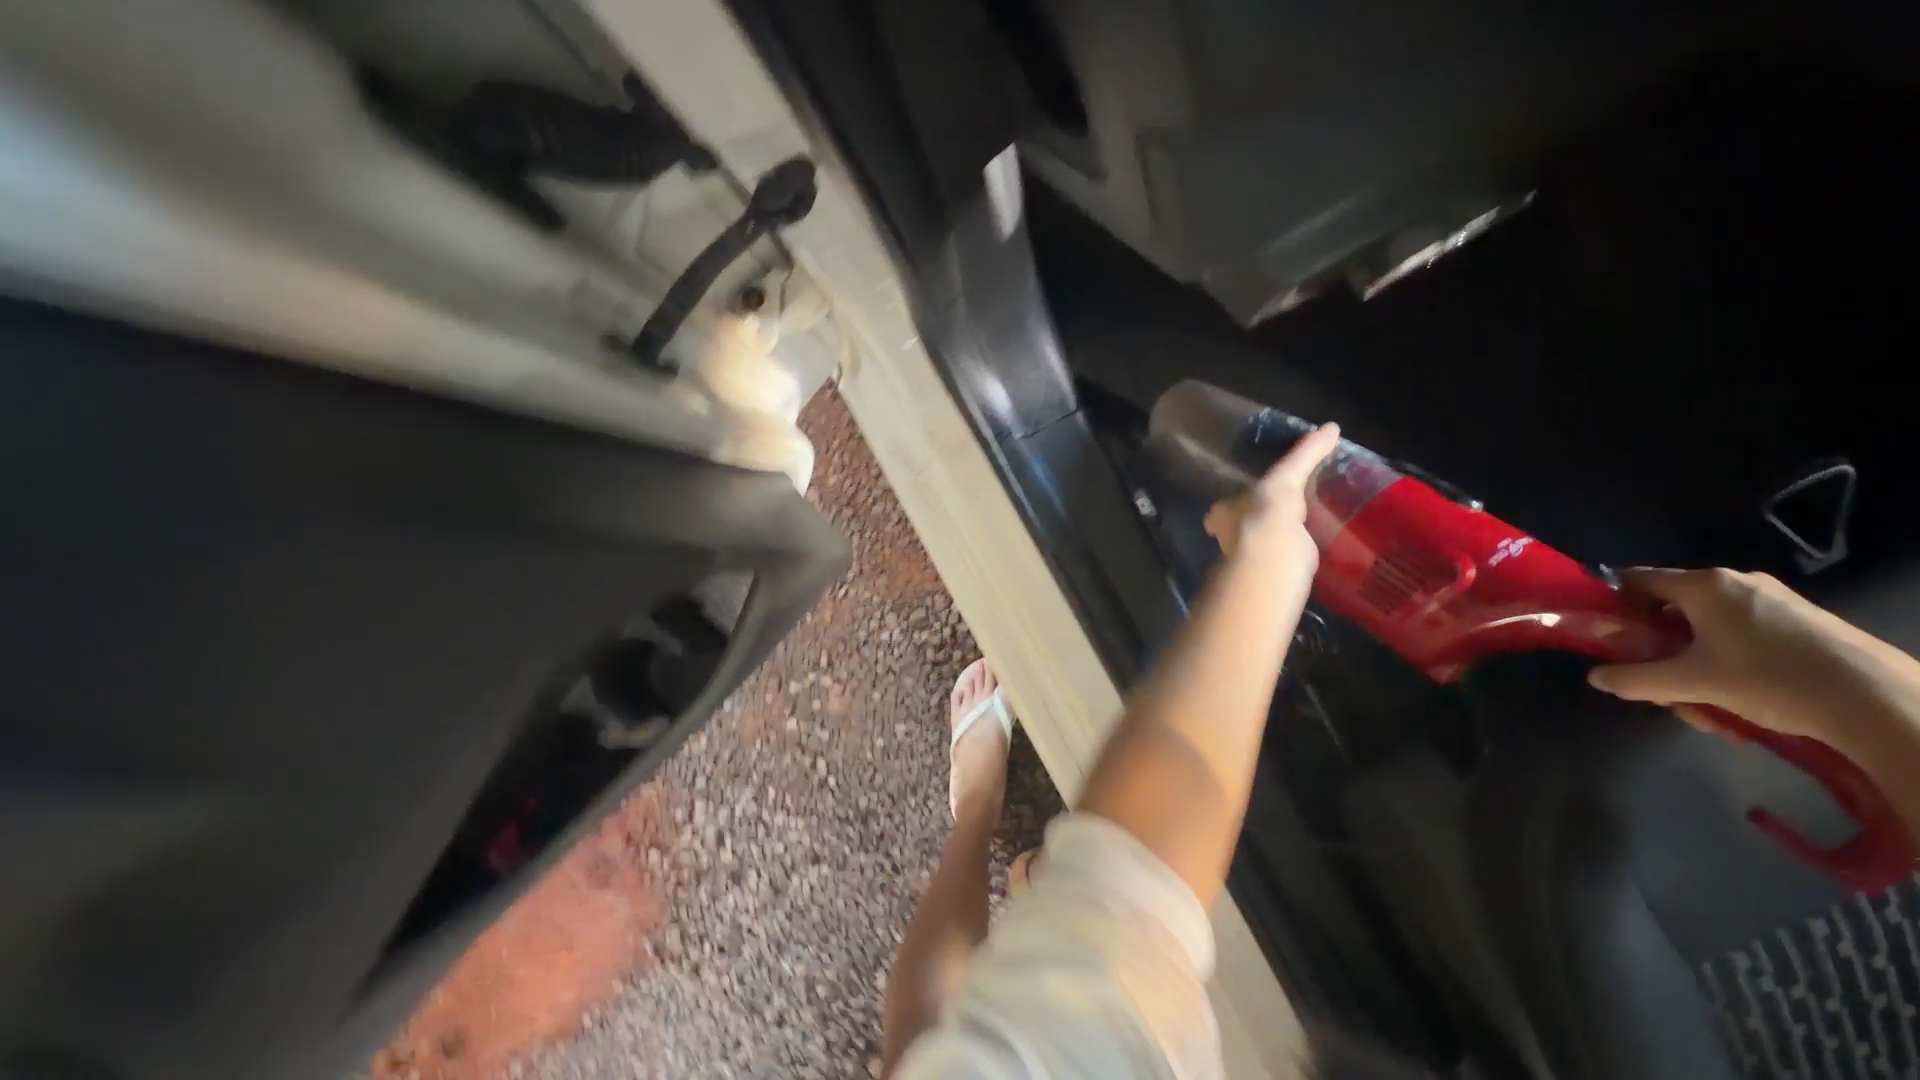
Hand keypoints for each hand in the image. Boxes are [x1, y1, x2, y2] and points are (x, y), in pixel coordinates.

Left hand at [1204, 422, 1341, 567]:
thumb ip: (1305, 454)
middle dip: (1252, 525)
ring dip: (1269, 544)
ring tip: (1292, 535)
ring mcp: (1244, 561)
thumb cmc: (1267, 513)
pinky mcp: (1265, 578)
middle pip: (1237, 529)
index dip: (1234, 502)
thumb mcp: (1287, 477)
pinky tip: (1303, 557)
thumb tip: (1331, 427)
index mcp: (1222, 513)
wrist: (1272, 560)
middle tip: (1274, 517)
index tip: (1248, 499)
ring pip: (1255, 549)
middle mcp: (1226, 539)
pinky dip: (1288, 562)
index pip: (1222, 507)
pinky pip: (1276, 566)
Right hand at [1587, 567, 1882, 743]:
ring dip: (1695, 672)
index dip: (1611, 603)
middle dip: (1659, 655)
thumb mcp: (1692, 684)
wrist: (1880, 701)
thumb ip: (1636, 679)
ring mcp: (1774, 604)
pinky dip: (1728, 670)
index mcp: (1704, 585)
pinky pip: (1742, 640)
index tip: (1602, 636)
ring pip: (1708, 634)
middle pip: (1672, 613)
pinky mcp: (1801, 626)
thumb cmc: (1771, 678)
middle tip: (1662, 691)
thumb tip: (1596, 677)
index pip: (1635, 579)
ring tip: (1709, 713)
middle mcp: (1736, 584)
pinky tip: (1741, 708)